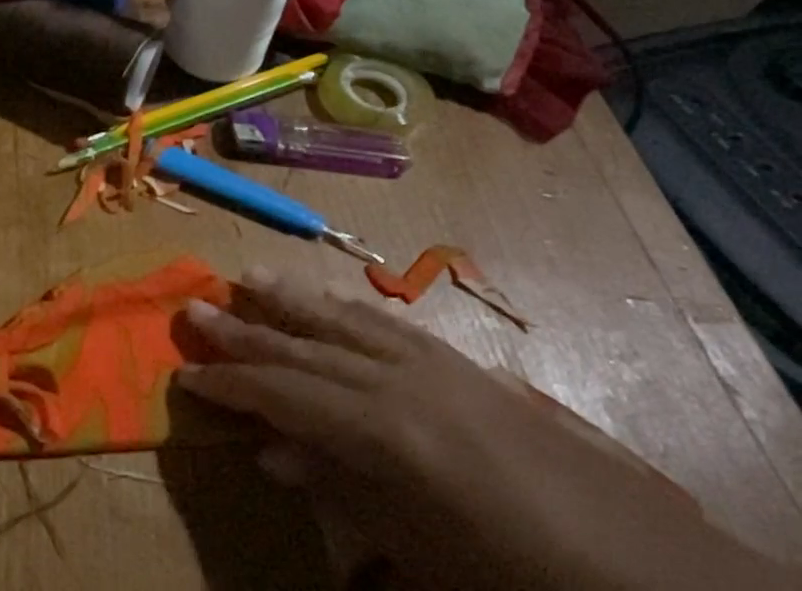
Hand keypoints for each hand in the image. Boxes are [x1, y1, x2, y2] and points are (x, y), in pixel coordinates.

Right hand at [177, 268, 796, 590]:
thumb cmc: (514, 570)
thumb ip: (338, 488)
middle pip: (308, 345)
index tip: (183, 374)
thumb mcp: (413, 545)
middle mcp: (407, 382)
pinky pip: (396, 327)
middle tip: (195, 306)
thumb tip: (273, 451)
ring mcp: (445, 370)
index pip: (284, 391)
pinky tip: (334, 304)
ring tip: (251, 277)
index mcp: (385, 429)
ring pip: (350, 321)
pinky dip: (352, 310)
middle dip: (246, 330)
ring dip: (295, 301)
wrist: (654, 574)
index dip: (229, 383)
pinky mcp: (476, 372)